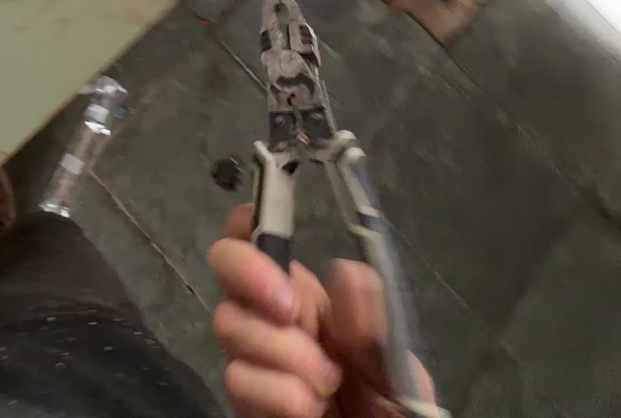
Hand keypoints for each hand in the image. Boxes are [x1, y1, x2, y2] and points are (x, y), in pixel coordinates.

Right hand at [207, 206, 435, 417]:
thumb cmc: (391, 411)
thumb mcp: (396, 365)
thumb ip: (372, 322)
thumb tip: (343, 270)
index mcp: (304, 297)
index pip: (259, 239)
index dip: (246, 221)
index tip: (254, 222)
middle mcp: (267, 318)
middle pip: (224, 262)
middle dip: (251, 275)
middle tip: (290, 309)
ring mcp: (250, 358)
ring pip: (229, 322)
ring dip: (281, 350)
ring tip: (327, 383)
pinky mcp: (244, 402)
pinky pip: (238, 379)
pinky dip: (276, 393)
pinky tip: (309, 409)